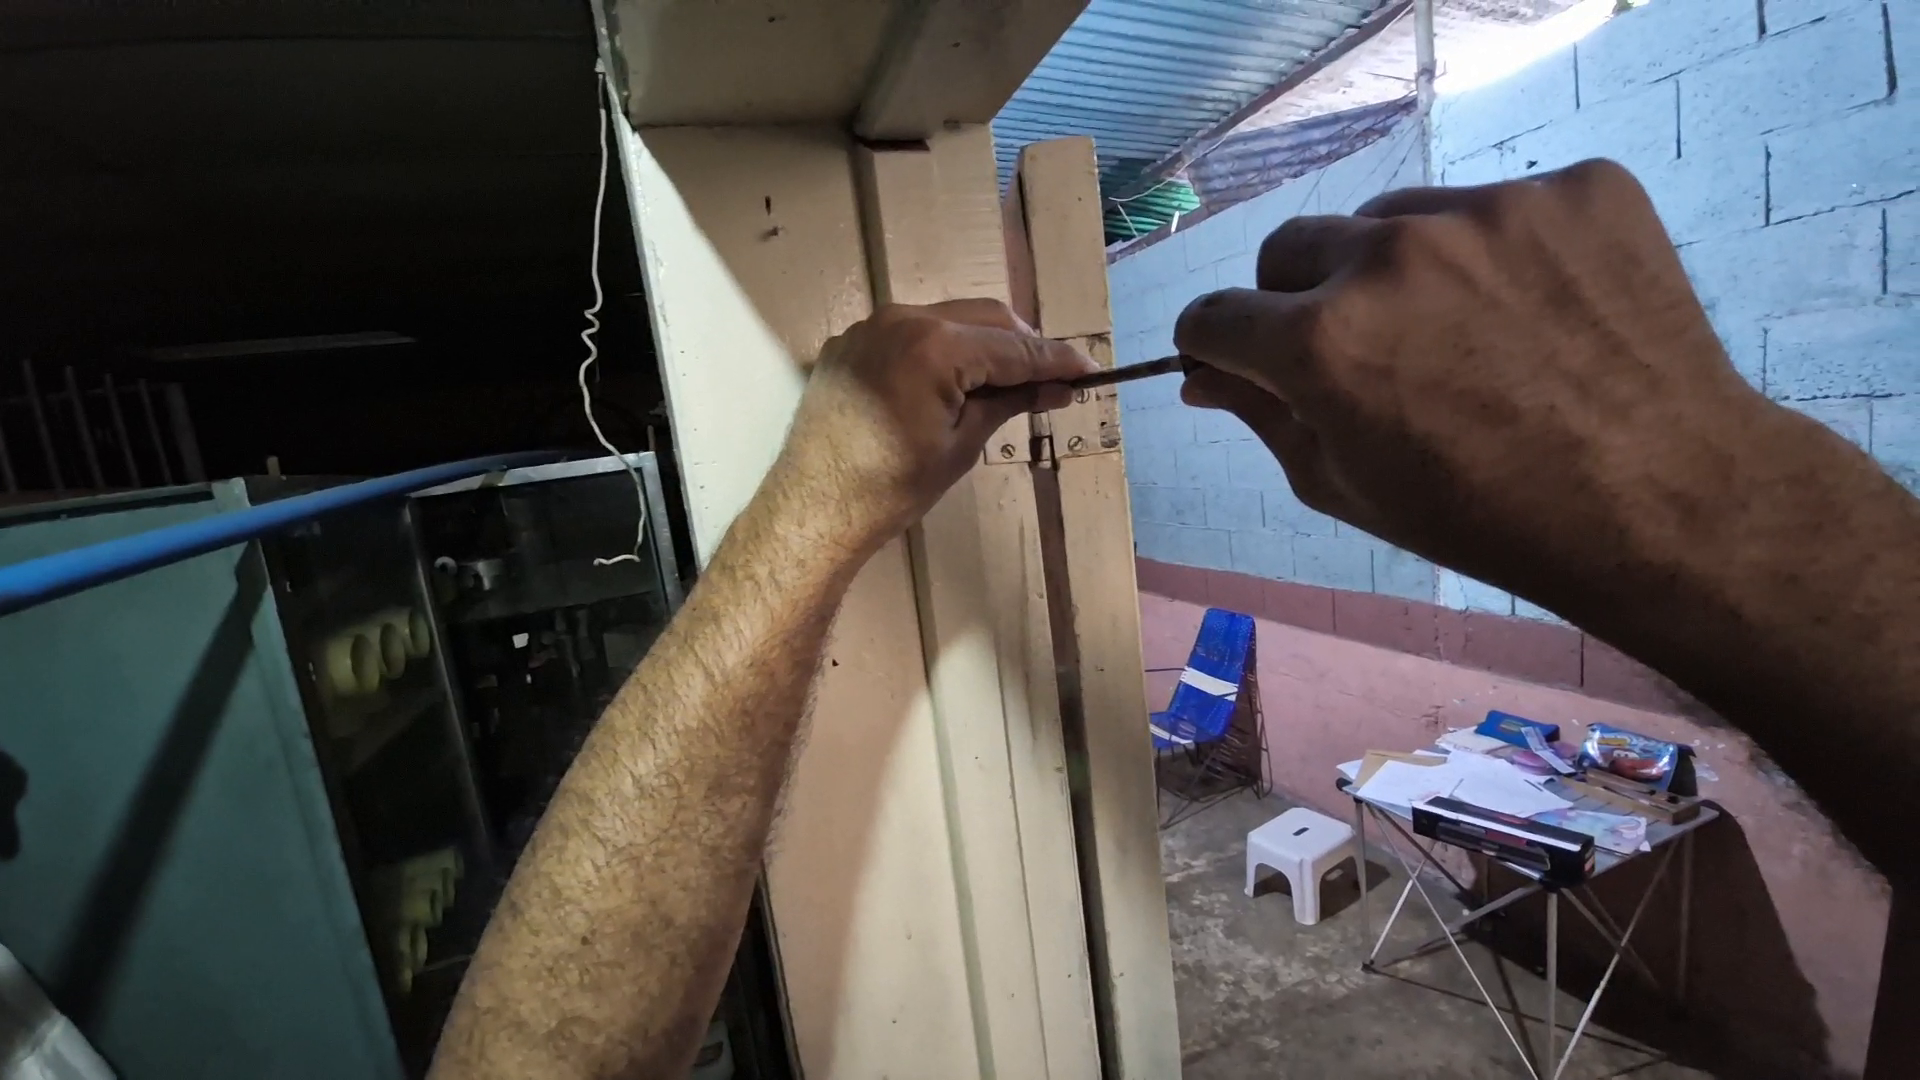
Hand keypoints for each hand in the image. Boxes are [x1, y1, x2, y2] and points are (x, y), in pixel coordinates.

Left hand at [770, 299, 1095, 556]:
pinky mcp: (850, 342)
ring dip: (983, 344)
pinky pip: (911, 332)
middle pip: (984, 318)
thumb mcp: (962, 445)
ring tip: (1006, 382)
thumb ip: (1010, 402)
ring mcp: (870, 326)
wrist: (814, 509)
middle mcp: (901, 318)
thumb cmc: (893, 488)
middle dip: (1022, 346)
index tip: (1089, 370)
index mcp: (934, 345)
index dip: (1055, 360)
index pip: (1013, 346)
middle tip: (1051, 380)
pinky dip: (942, 349)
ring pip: (947, 319)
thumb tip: (1058, 387)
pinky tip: (953, 380)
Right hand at [1174, 160, 1777, 603]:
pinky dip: (1475, 255)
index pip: (1212, 315)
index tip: (1231, 361)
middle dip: (1287, 301)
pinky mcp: (1573, 188)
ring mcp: (1486, 210)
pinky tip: (1517, 309)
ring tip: (1441, 329)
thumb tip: (1198, 378)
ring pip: (1381, 220)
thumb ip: (1258, 413)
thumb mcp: (1335, 480)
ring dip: (1380, 271)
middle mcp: (1388, 256)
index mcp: (1320, 342)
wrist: (1654, 498)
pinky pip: (1481, 207)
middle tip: (1342, 351)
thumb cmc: (1468, 514)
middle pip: (1286, 248)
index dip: (1209, 344)